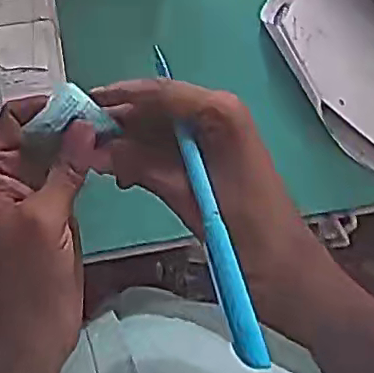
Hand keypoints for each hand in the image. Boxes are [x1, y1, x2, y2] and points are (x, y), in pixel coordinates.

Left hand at [0, 97, 102, 372]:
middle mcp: (15, 174)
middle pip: (39, 130)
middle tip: (101, 111)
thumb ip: (65, 170)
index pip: (14, 120)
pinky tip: (107, 151)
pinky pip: (70, 169)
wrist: (34, 336)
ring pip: (57, 148)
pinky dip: (85, 158)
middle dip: (66, 118)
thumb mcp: (46, 220)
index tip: (75, 101)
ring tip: (109, 125)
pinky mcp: (59, 204)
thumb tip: (84, 125)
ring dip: (79, 136)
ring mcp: (38, 189)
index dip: (41, 105)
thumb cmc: (28, 280)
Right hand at [92, 78, 349, 339]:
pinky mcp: (209, 157)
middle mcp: (218, 113)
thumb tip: (96, 149)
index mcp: (222, 113)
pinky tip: (121, 172)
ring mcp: (215, 135)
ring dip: (128, 140)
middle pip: (159, 105)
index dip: (122, 96)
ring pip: (160, 126)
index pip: (162, 92)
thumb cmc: (250, 238)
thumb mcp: (192, 200)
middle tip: (81, 133)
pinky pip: (169, 146)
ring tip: (94, 156)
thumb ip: (144, 168)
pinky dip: (143, 156)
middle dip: (121, 119)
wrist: (292, 280)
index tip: (87, 103)